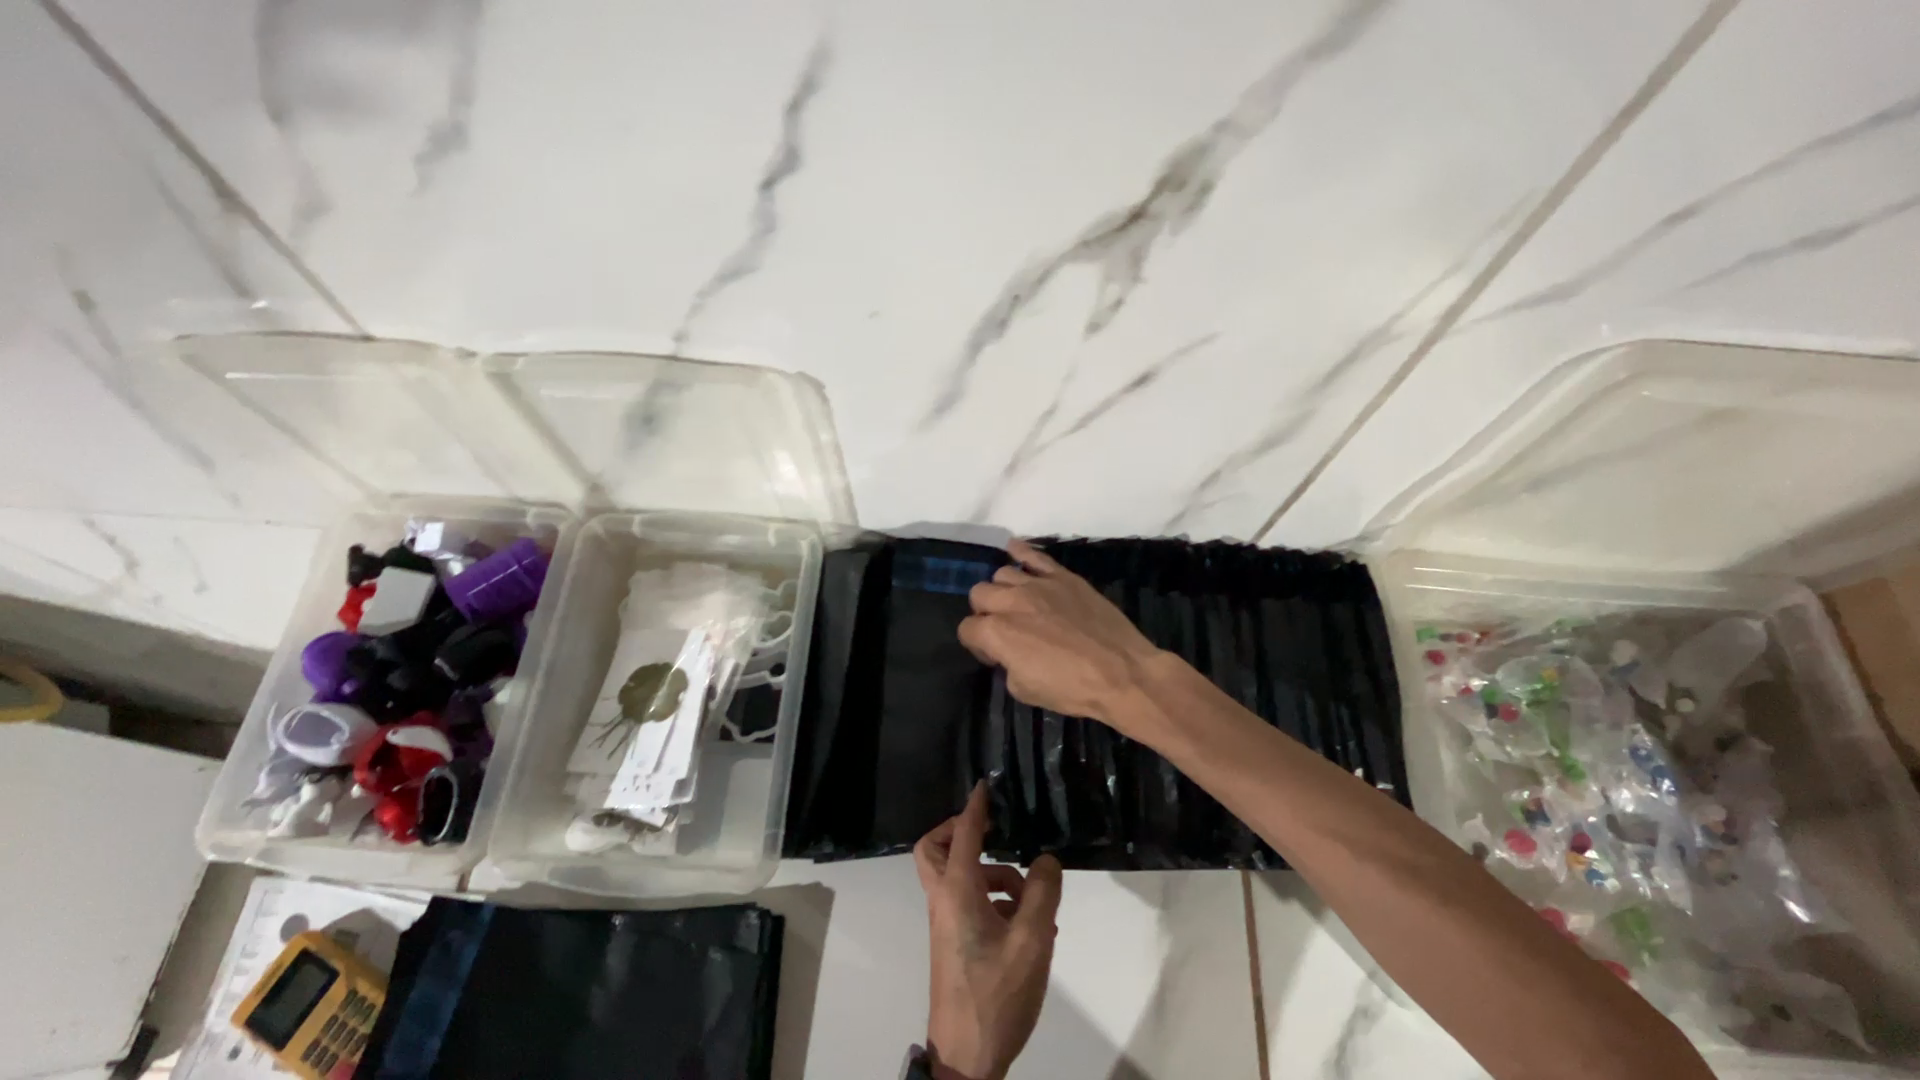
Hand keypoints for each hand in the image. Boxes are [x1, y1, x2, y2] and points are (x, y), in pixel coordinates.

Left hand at [914, 783, 1063, 1079]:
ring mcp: (946, 925)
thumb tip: (1046, 859)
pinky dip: (994, 901)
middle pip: (935, 851)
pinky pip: (969, 904)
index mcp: (956, 893)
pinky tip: (1030, 925)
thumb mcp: (1031, 942)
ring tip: (1034, 898)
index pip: (961, 835)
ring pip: (958, 879)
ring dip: (991, 874)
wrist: (966, 1054)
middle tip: (994, 833)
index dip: (974, 808)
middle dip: (960, 833)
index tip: (985, 786)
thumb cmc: (997, 994)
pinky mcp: (955, 945)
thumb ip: (1042, 894)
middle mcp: (944, 902)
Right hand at [960, 539, 1166, 731]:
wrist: (1121, 672)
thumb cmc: (1072, 688)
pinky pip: (1034, 555)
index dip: (977, 645)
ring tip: (1017, 604)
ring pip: (1002, 573)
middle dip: (985, 613)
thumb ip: (1007, 664)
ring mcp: (1038, 584)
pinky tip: (1014, 552)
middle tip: (1004, 629)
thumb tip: (1009, 653)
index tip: (994, 656)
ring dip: (1003, 590)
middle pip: (979, 594)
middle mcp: (1011, 601)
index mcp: (997, 632)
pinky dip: (1020, 552)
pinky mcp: (1063, 576)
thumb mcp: (1024, 689)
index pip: (967, 629)